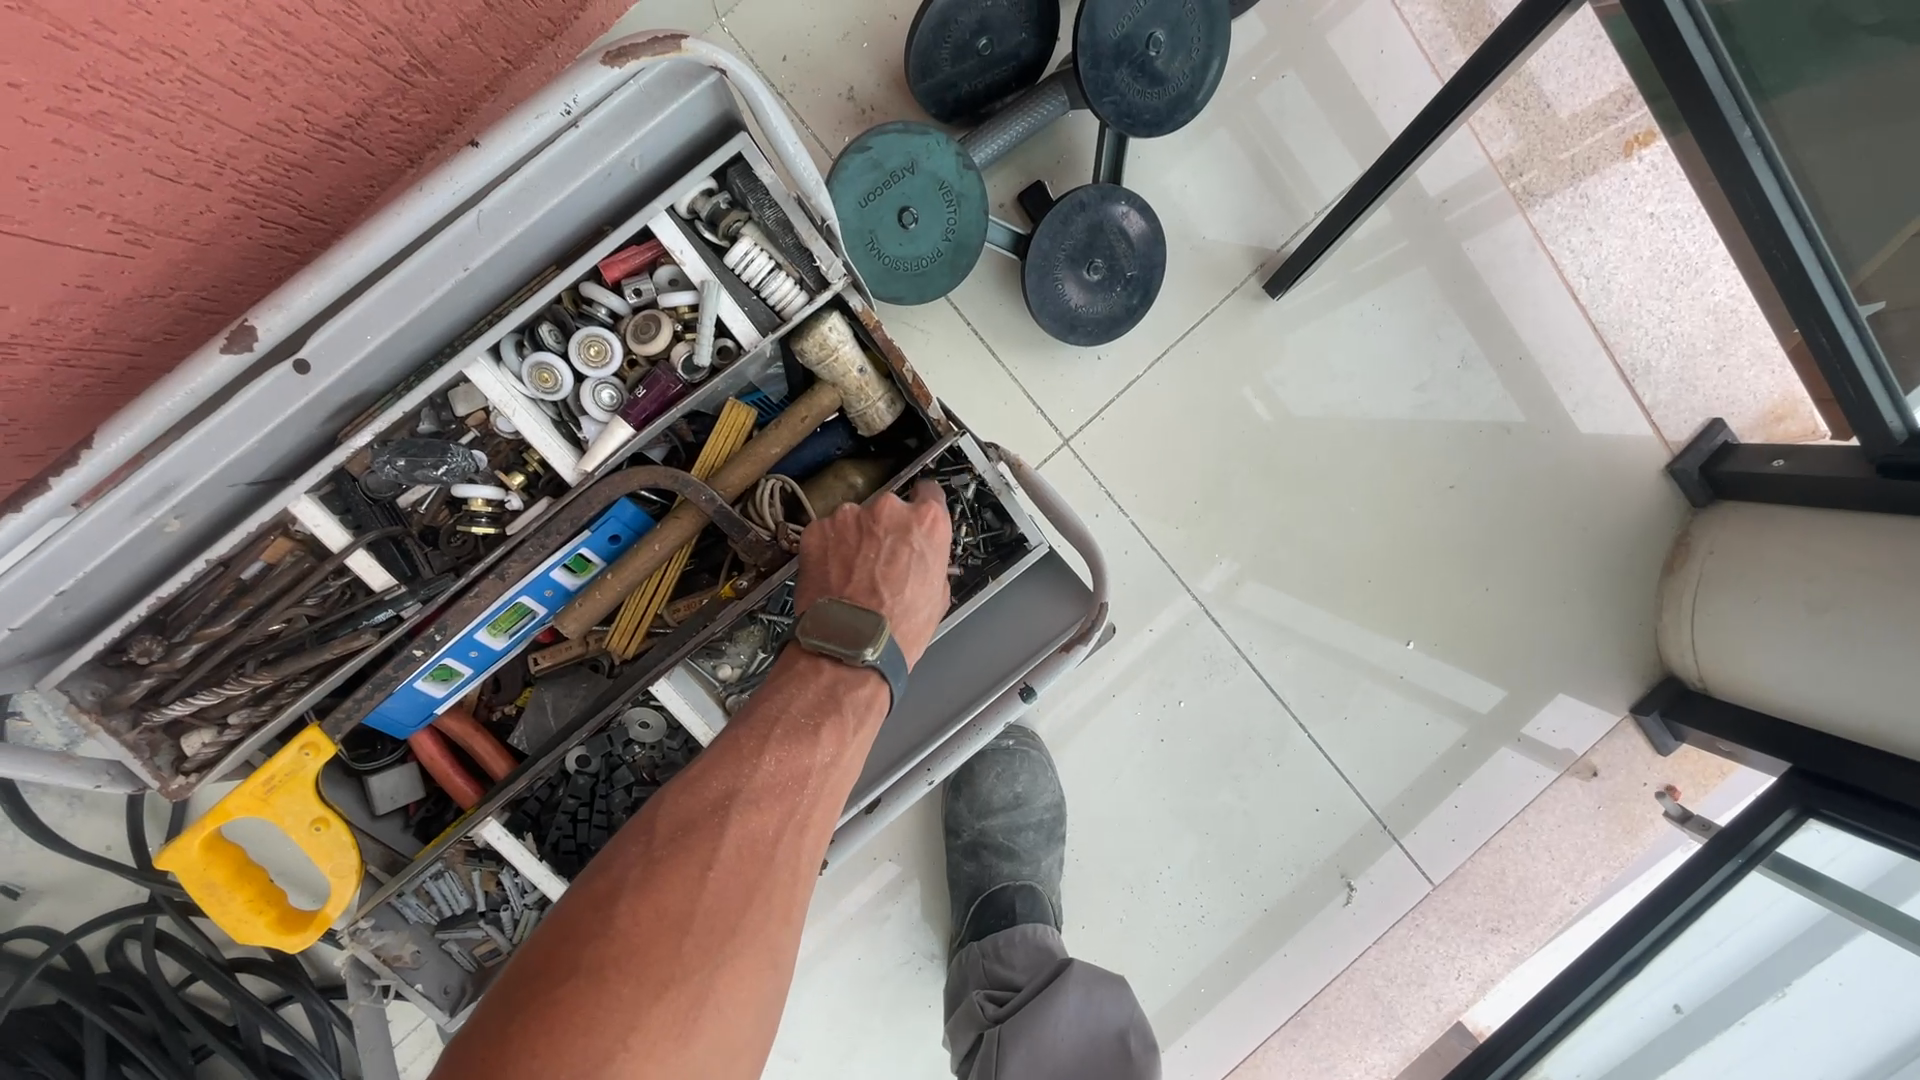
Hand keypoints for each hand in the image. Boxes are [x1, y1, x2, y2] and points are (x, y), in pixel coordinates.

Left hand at [794, 479, 951, 666]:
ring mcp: (849, 517)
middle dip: (885, 529)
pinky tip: (834, 576)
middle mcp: (888, 510)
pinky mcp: (817, 530)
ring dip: (855, 538)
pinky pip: (826, 533)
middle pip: (889, 508)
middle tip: (882, 560)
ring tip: (854, 573)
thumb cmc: (898, 629)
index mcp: (927, 522)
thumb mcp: (938, 595)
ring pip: (855, 520)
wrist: (851, 646)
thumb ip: (932, 561)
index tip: (917, 514)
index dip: (923, 506)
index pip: (929, 493)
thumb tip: (924, 560)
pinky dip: (829, 549)